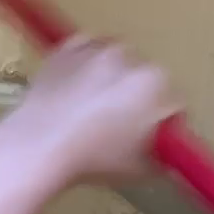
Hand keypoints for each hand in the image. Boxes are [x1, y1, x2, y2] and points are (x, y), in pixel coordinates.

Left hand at [0, 38, 178, 188]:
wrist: (40, 141)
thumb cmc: (95, 156)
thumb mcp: (143, 166)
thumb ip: (161, 153)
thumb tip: (162, 152)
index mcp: (155, 84)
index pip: (173, 101)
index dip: (164, 121)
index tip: (152, 135)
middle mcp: (129, 58)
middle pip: (145, 76)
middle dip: (138, 94)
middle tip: (121, 119)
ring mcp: (94, 50)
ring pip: (115, 57)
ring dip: (113, 73)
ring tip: (96, 99)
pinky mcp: (65, 48)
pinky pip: (83, 47)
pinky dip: (84, 58)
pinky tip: (78, 78)